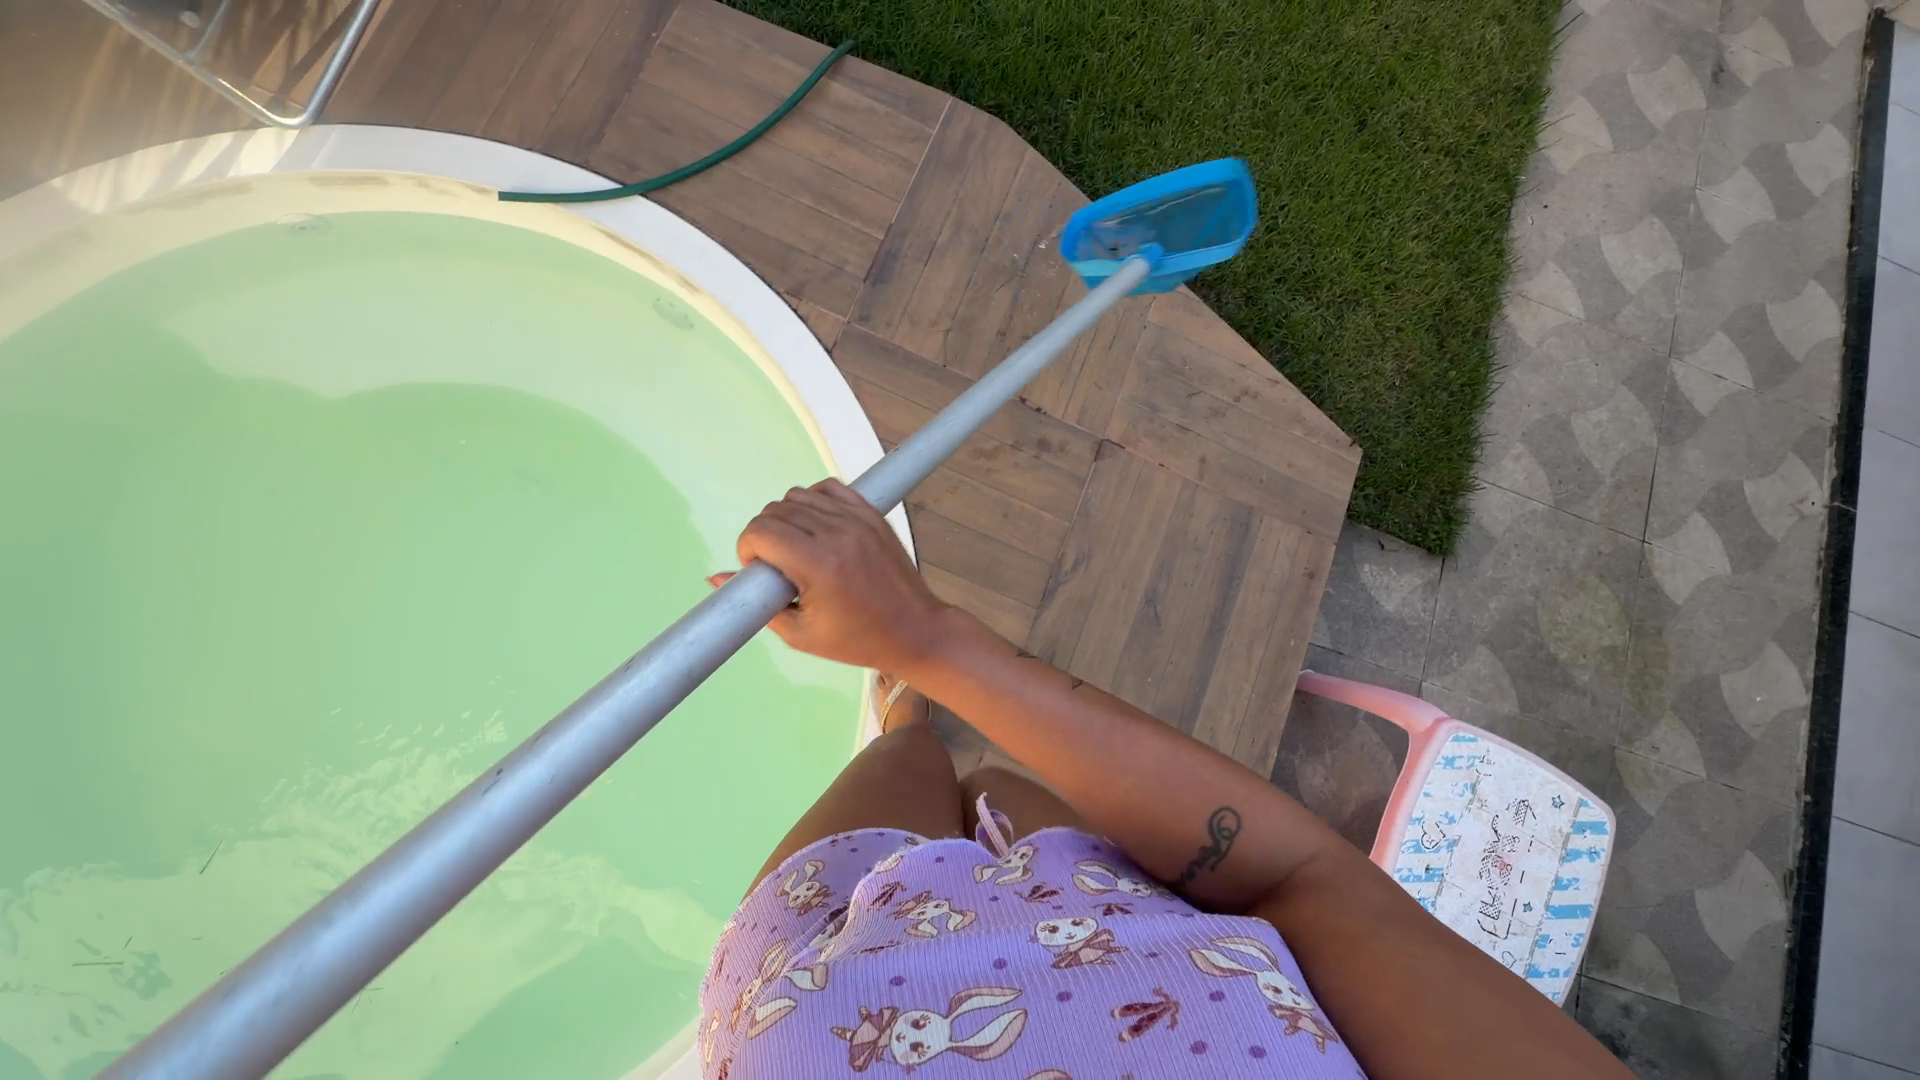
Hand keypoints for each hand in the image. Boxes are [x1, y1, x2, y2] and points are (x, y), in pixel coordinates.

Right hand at [711, 479, 952, 671]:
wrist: (916, 630)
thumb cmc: (859, 640)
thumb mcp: (801, 634)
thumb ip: (757, 605)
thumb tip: (715, 577)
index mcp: (819, 565)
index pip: (761, 531)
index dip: (748, 549)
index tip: (759, 570)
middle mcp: (838, 534)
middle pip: (776, 511)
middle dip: (764, 535)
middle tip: (777, 566)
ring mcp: (858, 520)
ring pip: (799, 495)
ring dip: (787, 518)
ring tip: (797, 548)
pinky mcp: (872, 514)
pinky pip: (829, 488)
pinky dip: (814, 502)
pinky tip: (817, 528)